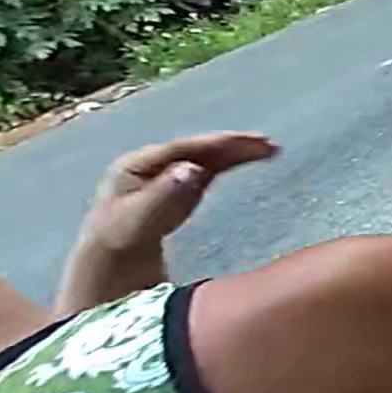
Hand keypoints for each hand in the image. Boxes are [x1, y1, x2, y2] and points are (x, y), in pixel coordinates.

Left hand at [82, 132, 278, 251]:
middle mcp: (155, 161)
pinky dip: (237, 159)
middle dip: (235, 144)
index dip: (217, 142)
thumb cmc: (126, 235)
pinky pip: (215, 163)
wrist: (119, 252)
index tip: (250, 140)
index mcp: (137, 164)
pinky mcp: (186, 177)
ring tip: (272, 149)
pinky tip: (256, 157)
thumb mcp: (142, 216)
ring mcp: (171, 169)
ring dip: (241, 150)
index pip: (184, 148)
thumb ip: (165, 193)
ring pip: (212, 154)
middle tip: (268, 142)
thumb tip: (192, 167)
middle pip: (201, 148)